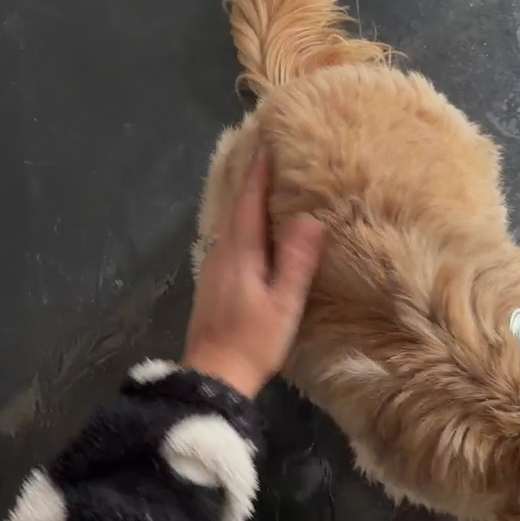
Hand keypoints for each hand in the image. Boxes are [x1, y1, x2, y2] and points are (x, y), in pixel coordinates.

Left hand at [184, 149, 325, 397]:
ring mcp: (210, 269)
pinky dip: (237, 225)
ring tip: (258, 186)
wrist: (213, 375)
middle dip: (248, 182)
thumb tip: (310, 219)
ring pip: (227, 224)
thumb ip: (296, 261)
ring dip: (242, 203)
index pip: (249, 203)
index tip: (267, 145)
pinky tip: (246, 231)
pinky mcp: (209, 284)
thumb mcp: (283, 303)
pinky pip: (224, 240)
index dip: (258, 175)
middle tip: (263, 157)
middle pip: (234, 209)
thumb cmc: (253, 342)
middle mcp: (220, 253)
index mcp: (239, 253)